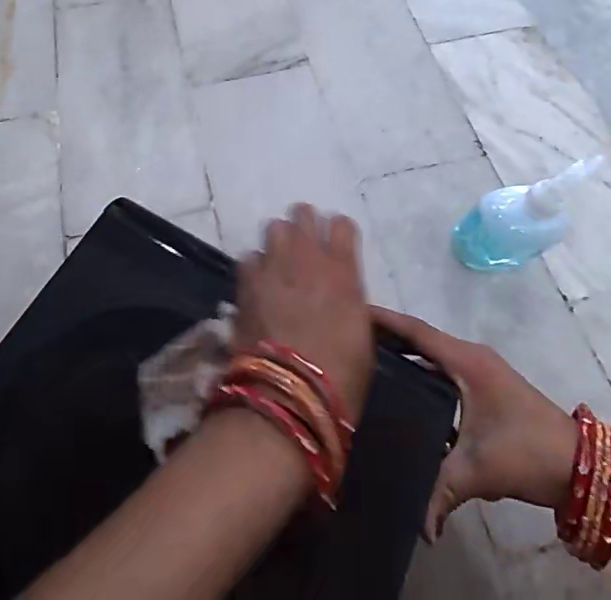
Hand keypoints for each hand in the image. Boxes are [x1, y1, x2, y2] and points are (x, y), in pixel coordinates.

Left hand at [234, 205, 374, 423]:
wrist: (290, 395)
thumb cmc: (340, 377)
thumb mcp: (363, 338)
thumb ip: (351, 302)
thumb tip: (343, 293)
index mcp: (344, 272)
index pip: (341, 224)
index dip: (337, 232)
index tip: (335, 245)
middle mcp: (309, 260)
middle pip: (303, 215)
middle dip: (304, 225)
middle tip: (304, 246)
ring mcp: (275, 268)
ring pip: (274, 228)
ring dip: (278, 241)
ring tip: (279, 262)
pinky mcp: (247, 283)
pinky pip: (249, 257)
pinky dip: (254, 267)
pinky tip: (258, 284)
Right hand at [371, 306, 577, 541]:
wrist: (581, 466)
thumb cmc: (527, 452)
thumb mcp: (479, 470)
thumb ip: (441, 492)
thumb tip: (418, 529)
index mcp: (466, 361)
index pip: (416, 331)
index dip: (384, 320)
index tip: (353, 313)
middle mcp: (471, 357)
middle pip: (420, 338)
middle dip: (387, 337)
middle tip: (350, 343)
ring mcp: (480, 370)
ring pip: (433, 355)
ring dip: (405, 355)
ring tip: (368, 364)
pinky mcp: (486, 387)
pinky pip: (444, 370)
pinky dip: (422, 372)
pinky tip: (404, 392)